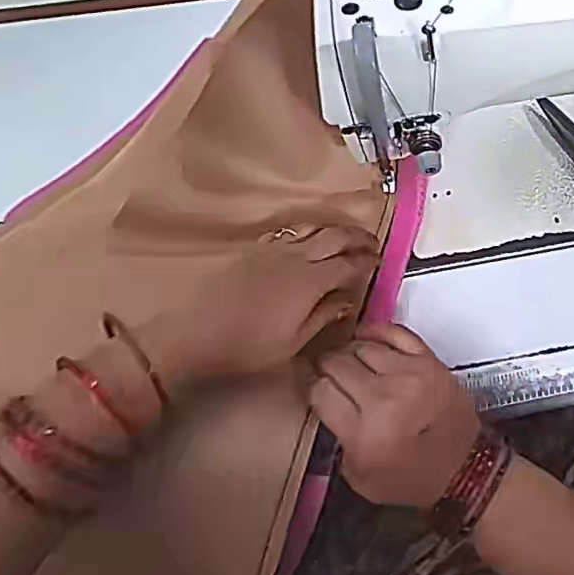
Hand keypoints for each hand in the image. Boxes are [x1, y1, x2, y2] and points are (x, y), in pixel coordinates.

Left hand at [137, 221, 378, 388]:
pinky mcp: (256, 251)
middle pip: (336, 236)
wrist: (196, 332)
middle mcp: (296, 258)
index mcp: (310, 281)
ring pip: (314, 229)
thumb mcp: (293, 341)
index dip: (366, 262)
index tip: (377, 264)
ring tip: (347, 237)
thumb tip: (346, 300)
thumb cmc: (247, 344)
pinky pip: (291, 233)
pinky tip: (309, 242)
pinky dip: (309, 233)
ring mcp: (275, 250)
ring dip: (335, 230)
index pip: (348, 264)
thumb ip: (323, 315)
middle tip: (371, 245)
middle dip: (357, 238)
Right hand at [310, 323, 482, 507]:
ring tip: (346, 360)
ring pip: (361, 346)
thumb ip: (338, 439)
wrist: (464, 467)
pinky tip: (364, 338)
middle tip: (325, 373)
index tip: (316, 390)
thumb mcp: (360, 476)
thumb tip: (326, 401)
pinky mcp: (428, 360)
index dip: (313, 388)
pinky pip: (394, 332)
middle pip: (338, 363)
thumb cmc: (410, 478)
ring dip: (348, 351)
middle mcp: (384, 396)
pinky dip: (375, 331)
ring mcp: (409, 373)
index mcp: (364, 432)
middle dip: (326, 367)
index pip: (321, 391)